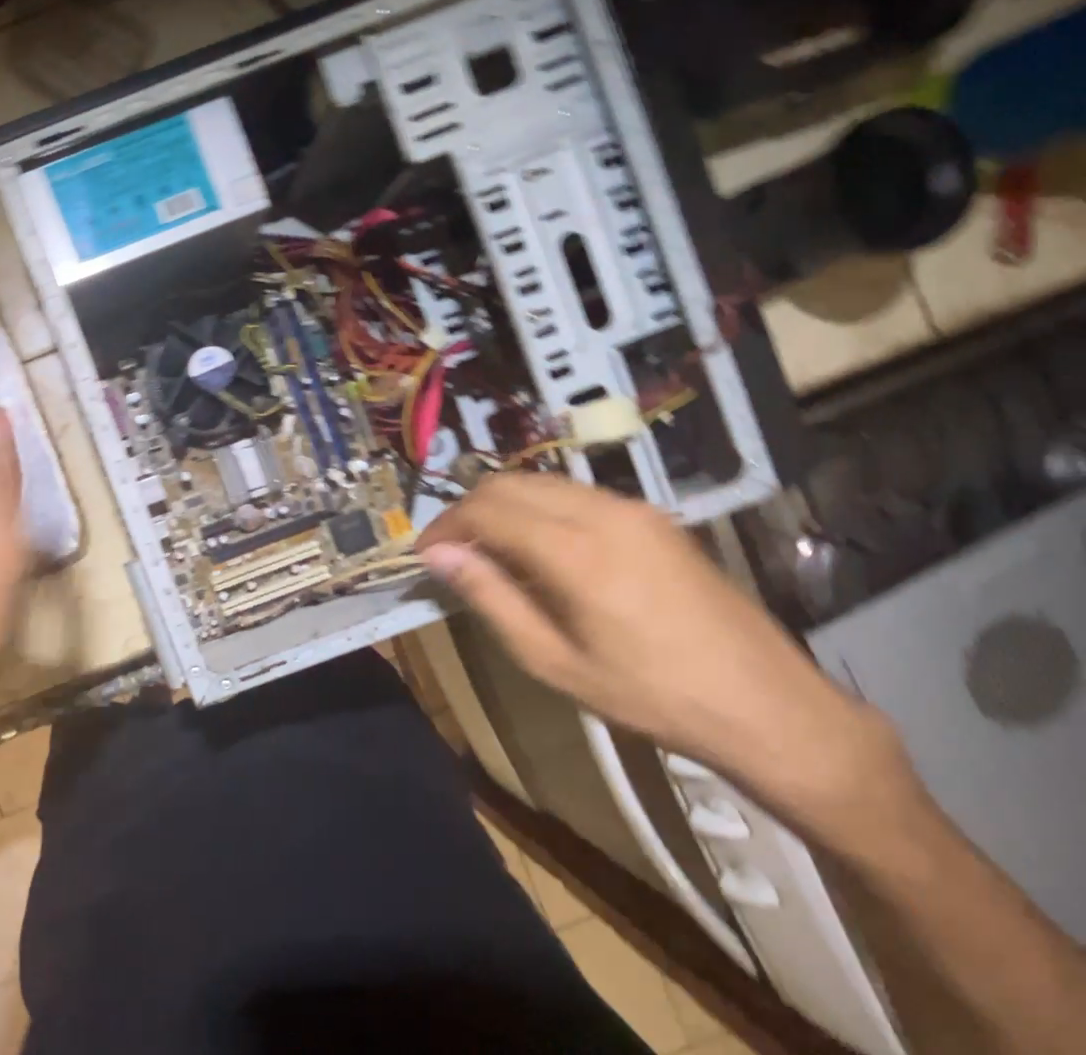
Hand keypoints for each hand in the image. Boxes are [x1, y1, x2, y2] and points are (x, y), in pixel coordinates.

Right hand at [416, 474, 885, 796]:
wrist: (763, 703)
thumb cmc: (648, 695)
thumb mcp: (552, 660)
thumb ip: (492, 599)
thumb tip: (439, 557)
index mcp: (574, 550)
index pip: (486, 509)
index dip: (444, 526)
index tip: (422, 556)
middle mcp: (604, 512)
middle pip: (511, 483)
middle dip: (468, 510)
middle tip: (448, 554)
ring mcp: (636, 510)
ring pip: (544, 483)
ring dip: (503, 507)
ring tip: (487, 555)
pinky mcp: (656, 520)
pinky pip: (578, 496)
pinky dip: (540, 511)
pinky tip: (538, 554)